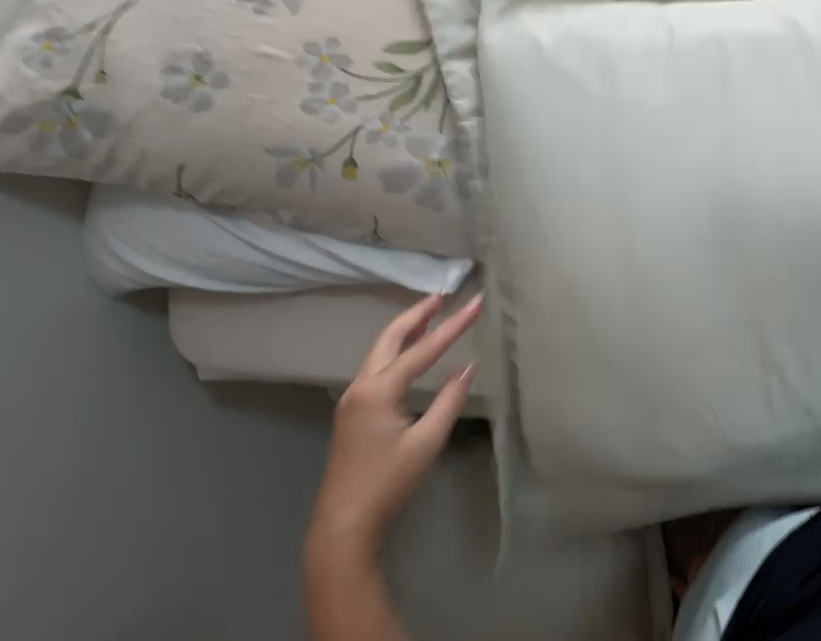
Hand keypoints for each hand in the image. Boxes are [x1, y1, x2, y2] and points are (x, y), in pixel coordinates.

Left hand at [307, 293, 483, 559]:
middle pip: (390, 338)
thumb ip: (449, 401)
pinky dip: (396, 350)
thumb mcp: (427, 443)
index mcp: (378, 391)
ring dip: (405, 329)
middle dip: (417, 314)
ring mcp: (352, 400)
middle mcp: (360, 388)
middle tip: (444, 295)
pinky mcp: (353, 413)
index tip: (477, 302)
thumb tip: (468, 367)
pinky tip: (410, 353)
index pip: (423, 350)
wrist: (343, 524)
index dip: (453, 325)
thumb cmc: (388, 483)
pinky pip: (376, 368)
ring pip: (380, 351)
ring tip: (431, 313)